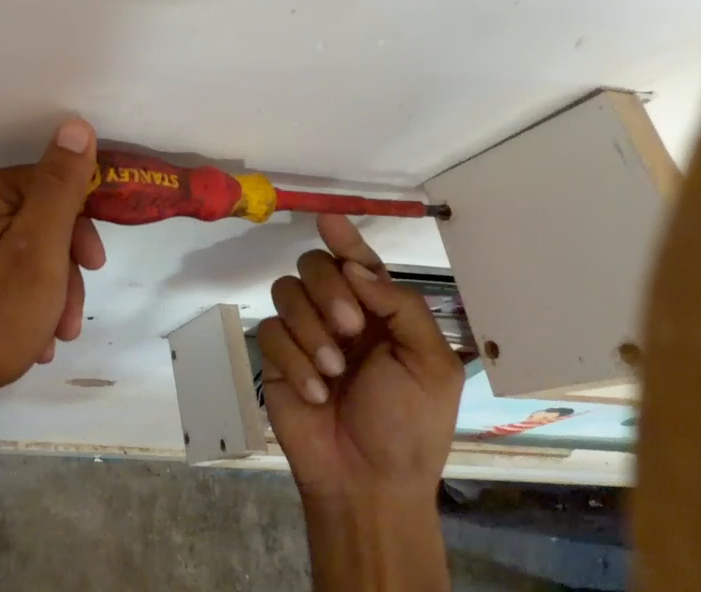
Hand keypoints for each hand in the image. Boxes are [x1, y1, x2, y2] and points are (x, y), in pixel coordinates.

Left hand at [0, 117, 106, 422]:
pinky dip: (24, 305)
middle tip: (70, 317)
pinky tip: (30, 341)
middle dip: (64, 269)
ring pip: (24, 254)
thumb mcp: (38, 251)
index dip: (79, 224)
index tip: (95, 265)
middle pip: (38, 221)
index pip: (49, 183)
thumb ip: (60, 187)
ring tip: (50, 338)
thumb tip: (76, 126)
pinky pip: (2, 276)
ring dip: (49, 294)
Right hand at [256, 214, 464, 503]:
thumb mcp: (430, 365)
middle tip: (350, 329)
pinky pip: (270, 330)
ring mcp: (305, 333)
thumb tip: (355, 266)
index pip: (360, 262)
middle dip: (329, 291)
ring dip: (311, 330)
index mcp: (382, 313)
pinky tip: (316, 393)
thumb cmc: (409, 425)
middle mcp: (340, 314)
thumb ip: (401, 306)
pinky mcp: (276, 357)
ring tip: (333, 372)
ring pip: (286, 291)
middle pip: (314, 265)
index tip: (328, 221)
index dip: (345, 239)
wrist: (367, 479)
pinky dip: (294, 359)